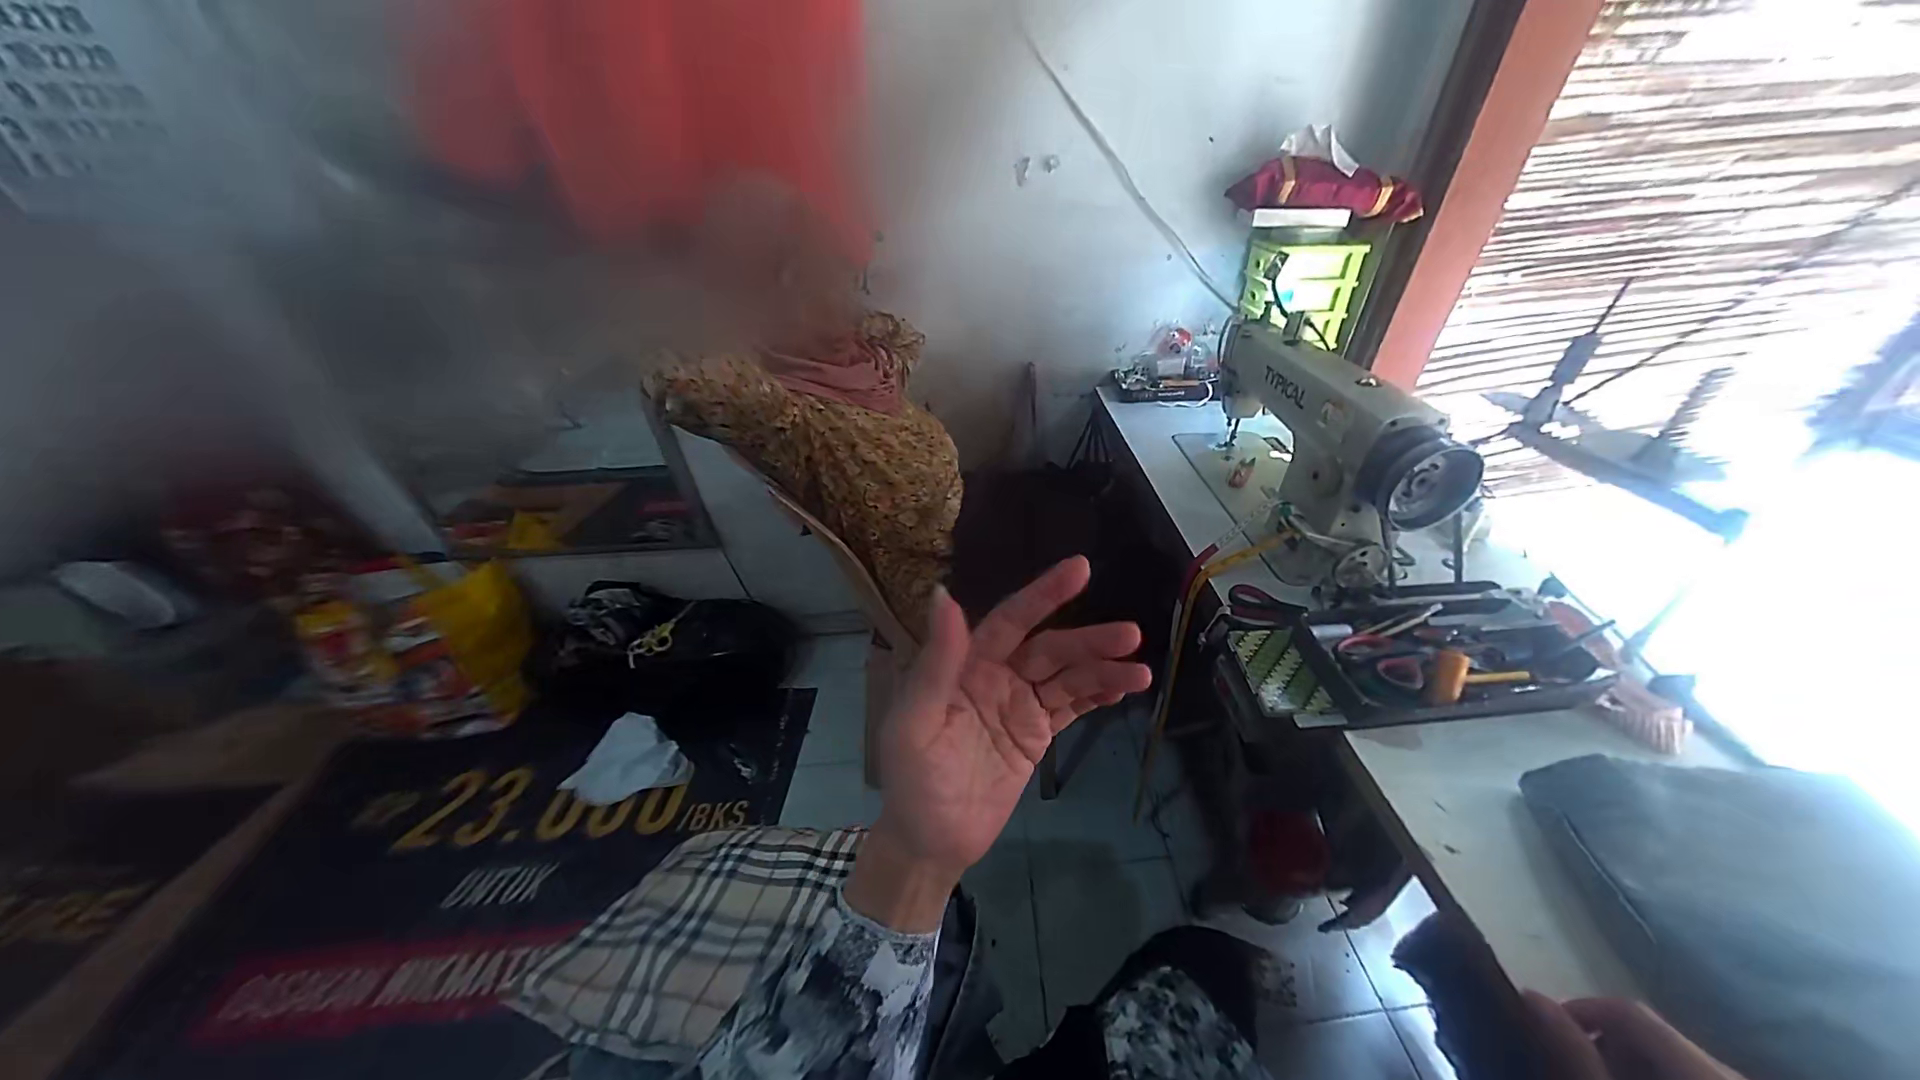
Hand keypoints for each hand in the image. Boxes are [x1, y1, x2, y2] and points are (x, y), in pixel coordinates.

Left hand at [845, 556, 1152, 929]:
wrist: (931, 842)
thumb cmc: (913, 781)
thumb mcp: (915, 722)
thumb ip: (936, 662)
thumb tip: (945, 595)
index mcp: (965, 665)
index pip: (1009, 621)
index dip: (1043, 595)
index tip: (1079, 569)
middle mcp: (996, 675)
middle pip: (1049, 648)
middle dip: (1088, 640)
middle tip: (1130, 634)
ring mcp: (1019, 705)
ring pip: (1067, 677)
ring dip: (1103, 669)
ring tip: (1141, 671)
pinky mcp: (1036, 734)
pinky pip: (1071, 708)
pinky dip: (1098, 696)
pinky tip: (1124, 688)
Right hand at [1526, 993, 1745, 1079]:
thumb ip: (1574, 1052)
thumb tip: (1530, 994)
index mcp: (1705, 1067)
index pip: (1630, 1010)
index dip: (1581, 1010)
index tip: (1546, 1027)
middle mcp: (1732, 1069)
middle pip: (1653, 1032)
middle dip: (1608, 1042)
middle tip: (1580, 1064)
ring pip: (1673, 1054)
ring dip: (1631, 1061)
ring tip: (1606, 1076)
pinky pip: (1692, 1070)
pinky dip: (1656, 1073)